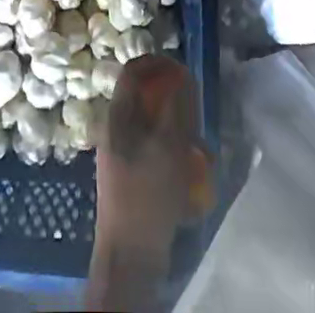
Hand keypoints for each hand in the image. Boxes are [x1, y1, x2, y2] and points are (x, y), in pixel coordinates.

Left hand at [95, 55, 209, 245]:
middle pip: (145, 95)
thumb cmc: (148, 194)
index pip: (133, 71)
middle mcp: (116, 129)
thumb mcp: (168, 144)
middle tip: (195, 108)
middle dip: (173, 96)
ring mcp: (122, 152)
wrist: (130, 253)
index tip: (182, 66)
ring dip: (177, 124)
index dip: (157, 62)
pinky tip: (192, 167)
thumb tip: (180, 75)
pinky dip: (174, 147)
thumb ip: (175, 105)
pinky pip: (155, 146)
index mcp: (118, 117)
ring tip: (199, 143)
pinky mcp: (131, 172)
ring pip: (153, 122)